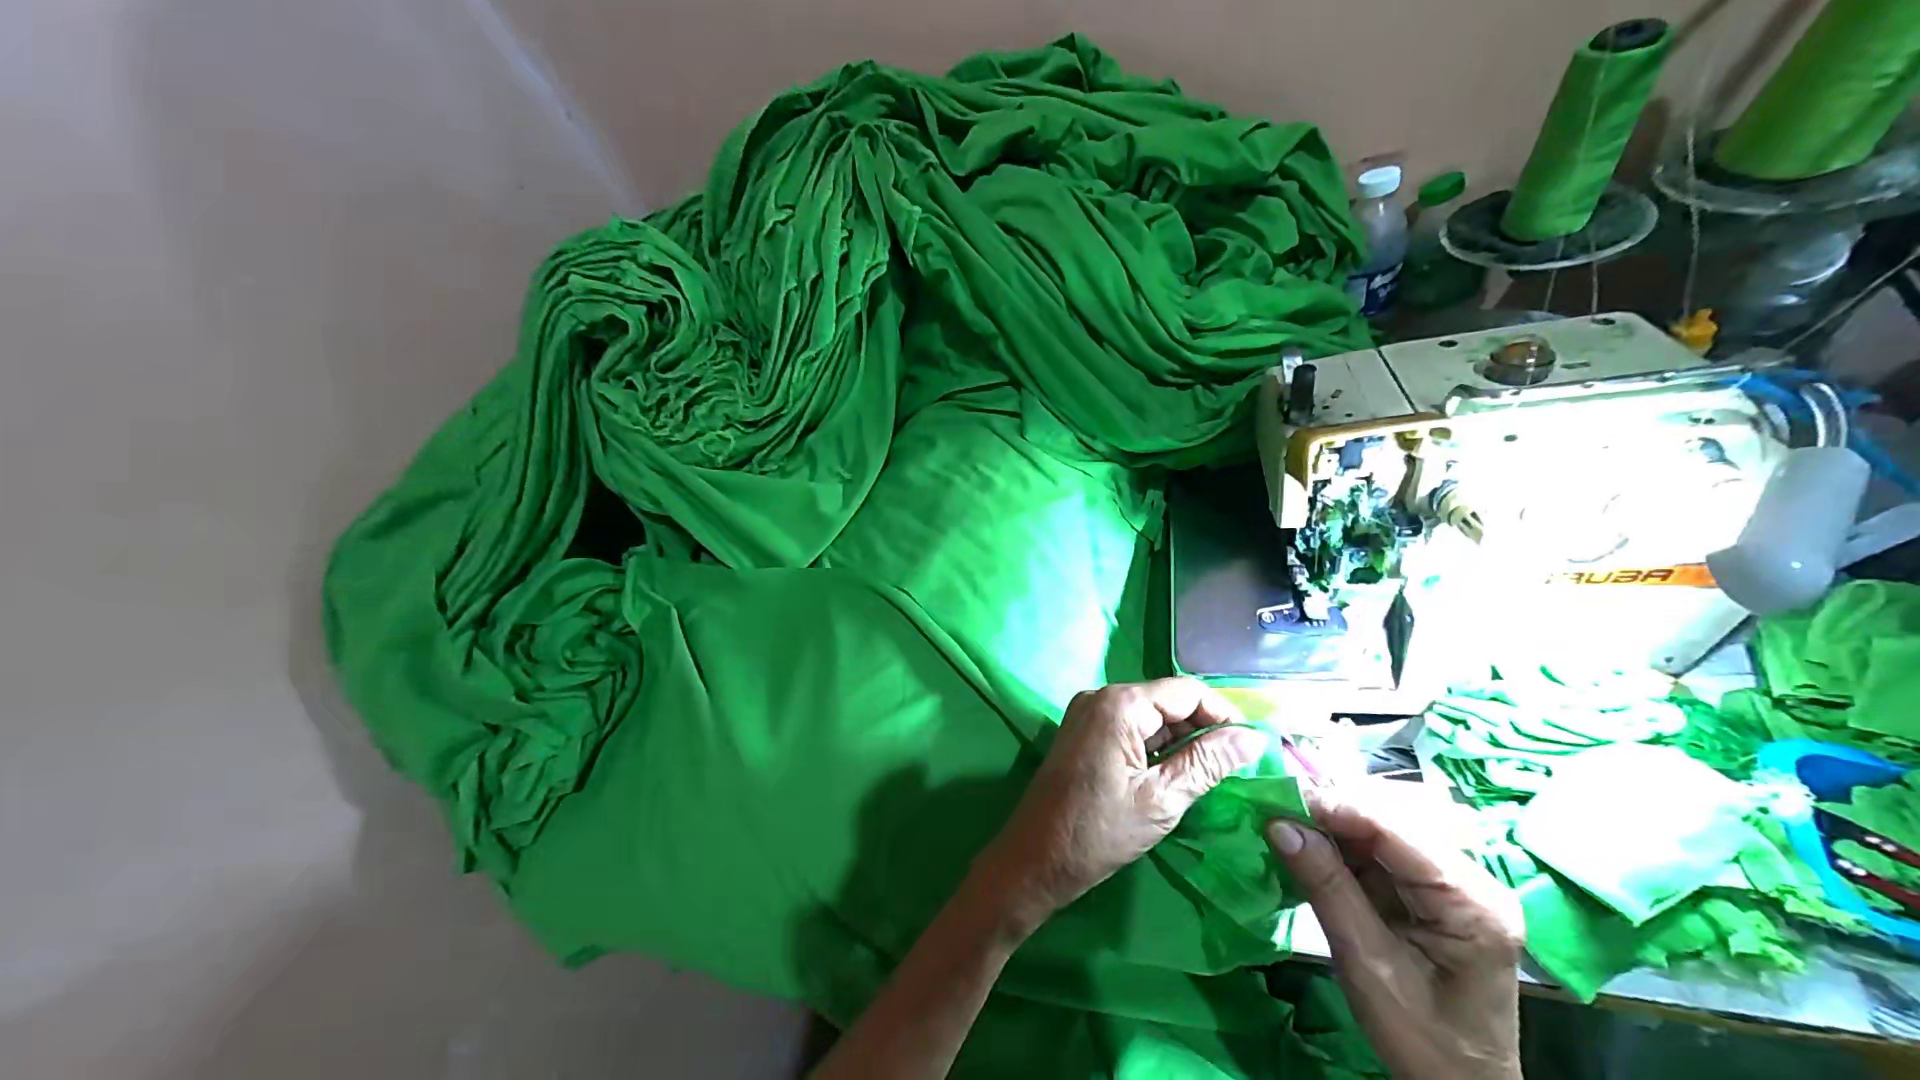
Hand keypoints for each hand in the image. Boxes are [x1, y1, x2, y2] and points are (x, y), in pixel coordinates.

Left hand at [975, 679, 1268, 928]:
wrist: (1034, 860)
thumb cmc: (1098, 831)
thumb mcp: (1162, 798)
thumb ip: (1208, 762)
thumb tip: (1252, 738)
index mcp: (1119, 704)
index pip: (1186, 691)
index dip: (1223, 714)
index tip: (1252, 746)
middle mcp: (1101, 697)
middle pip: (1168, 701)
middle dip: (1204, 729)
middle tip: (1237, 766)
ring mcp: (1089, 715)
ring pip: (1151, 716)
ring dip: (1182, 741)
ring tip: (1214, 774)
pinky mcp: (1084, 734)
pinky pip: (1131, 729)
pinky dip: (1157, 748)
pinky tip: (1178, 774)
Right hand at [1265, 784, 1525, 1079]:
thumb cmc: (1421, 1038)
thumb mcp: (1367, 964)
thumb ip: (1327, 887)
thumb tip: (1279, 824)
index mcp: (1472, 901)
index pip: (1398, 830)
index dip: (1337, 806)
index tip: (1279, 800)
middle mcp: (1470, 879)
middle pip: (1395, 817)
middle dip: (1334, 807)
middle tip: (1278, 806)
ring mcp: (1452, 882)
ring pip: (1385, 825)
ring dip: (1334, 820)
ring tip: (1287, 817)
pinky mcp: (1430, 889)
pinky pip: (1381, 847)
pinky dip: (1341, 840)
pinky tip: (1310, 839)